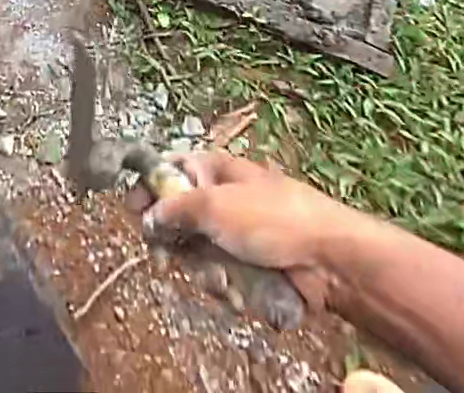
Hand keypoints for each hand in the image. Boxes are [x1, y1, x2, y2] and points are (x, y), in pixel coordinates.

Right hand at [143, 151, 364, 309]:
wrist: (330, 259)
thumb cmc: (271, 218)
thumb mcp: (214, 205)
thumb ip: (173, 209)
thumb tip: (145, 217)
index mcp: (212, 169)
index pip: (167, 170)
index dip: (147, 188)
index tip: (133, 211)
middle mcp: (220, 197)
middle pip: (177, 217)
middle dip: (176, 243)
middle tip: (170, 259)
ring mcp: (235, 231)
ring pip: (197, 253)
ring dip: (204, 271)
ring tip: (223, 280)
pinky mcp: (248, 263)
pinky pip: (220, 274)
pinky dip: (225, 287)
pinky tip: (238, 294)